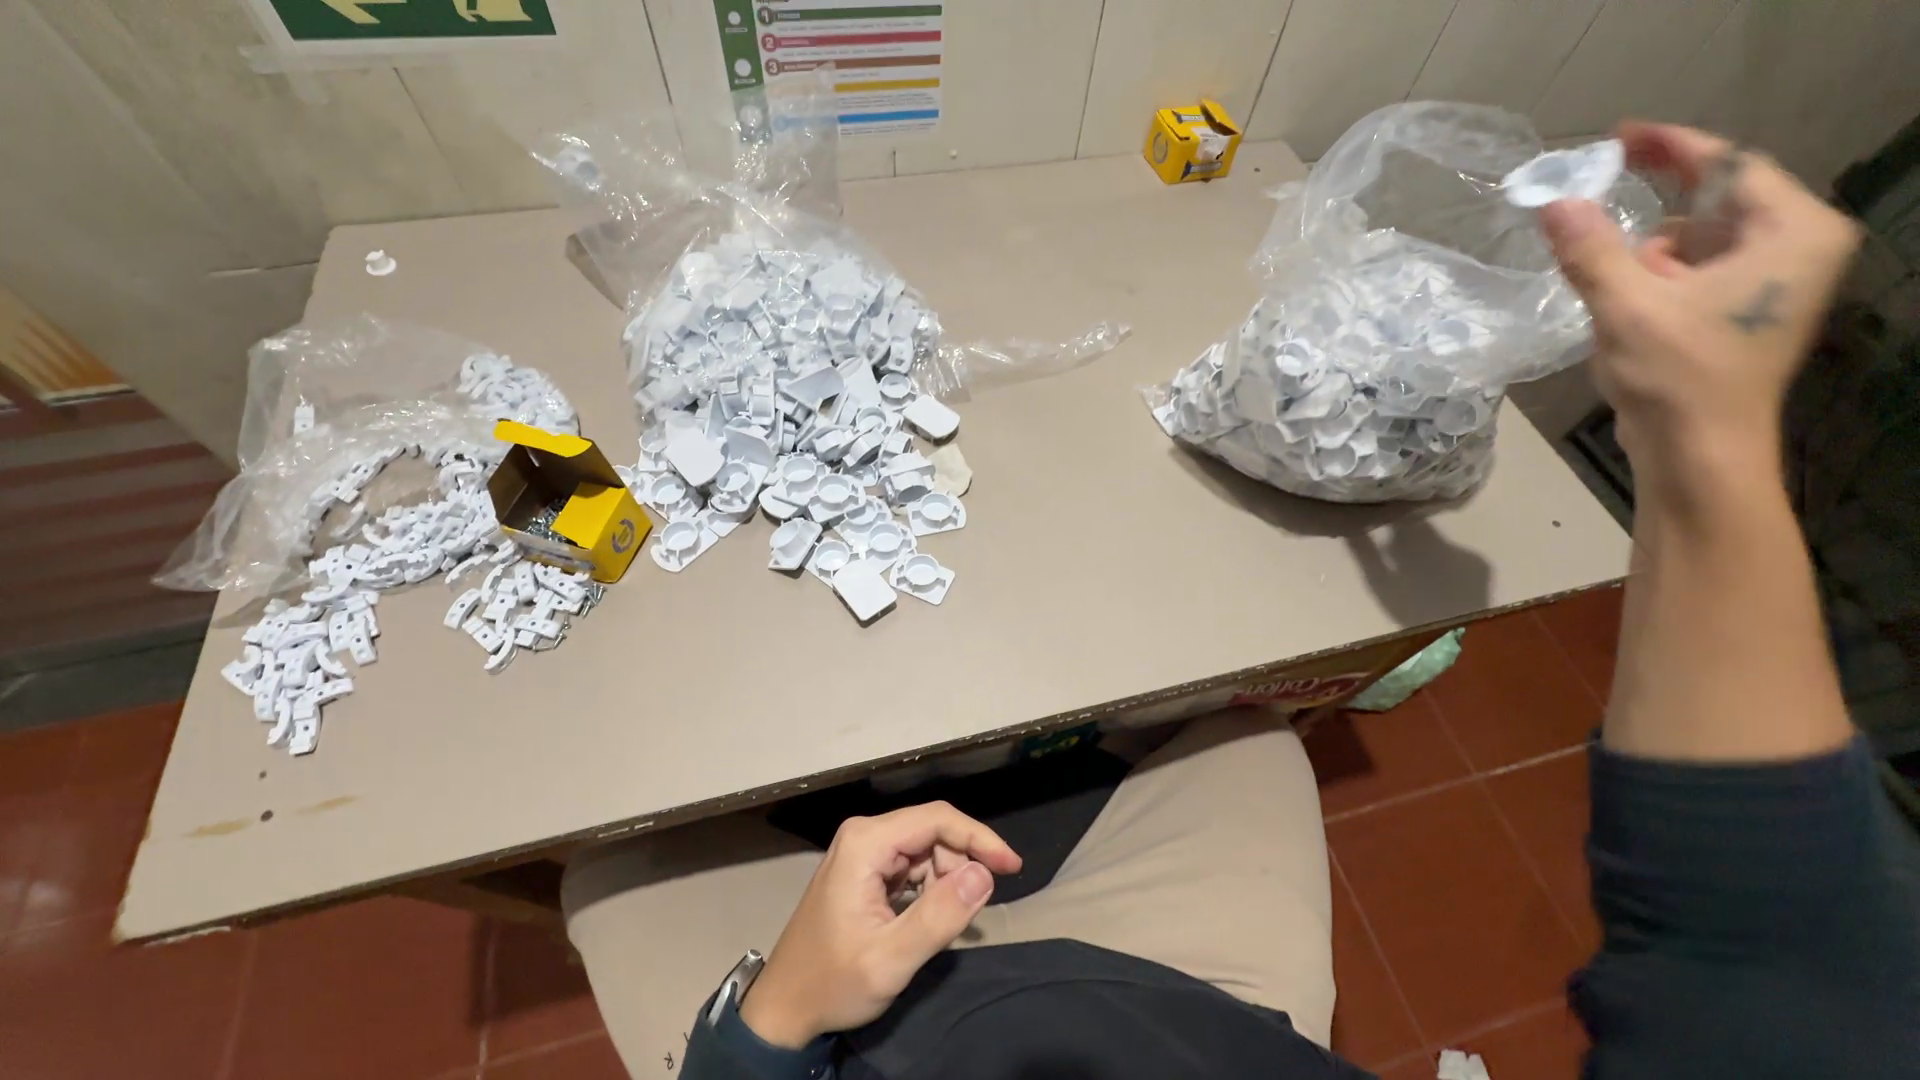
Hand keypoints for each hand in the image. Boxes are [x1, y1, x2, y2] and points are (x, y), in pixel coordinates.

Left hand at [738, 801, 1022, 1048]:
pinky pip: (913, 864)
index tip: (1013, 867)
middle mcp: (864, 835)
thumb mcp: (889, 960)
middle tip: (968, 914)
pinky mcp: (866, 868)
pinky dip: (931, 888)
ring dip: (946, 880)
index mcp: (866, 843)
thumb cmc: (832, 983)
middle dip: (961, 865)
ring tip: (939, 925)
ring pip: (927, 848)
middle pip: (934, 831)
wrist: (785, 1006)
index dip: (980, 838)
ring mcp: (863, 850)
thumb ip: (939, 917)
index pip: (937, 819)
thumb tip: (985, 875)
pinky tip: (928, 919)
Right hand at [1538, 121, 1860, 487]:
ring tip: (1621, 301)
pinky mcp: (1745, 311)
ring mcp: (1773, 283)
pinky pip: (1693, 272)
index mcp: (1793, 234)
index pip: (1731, 166)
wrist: (1699, 453)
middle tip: (1596, 233)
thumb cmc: (1680, 377)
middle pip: (1711, 206)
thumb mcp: (1628, 307)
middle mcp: (1796, 249)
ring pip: (1694, 243)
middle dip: (1650, 225)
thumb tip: (1554, 203)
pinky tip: (1630, 312)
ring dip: (1647, 261)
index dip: (1670, 148)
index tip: (1617, 138)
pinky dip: (1654, 281)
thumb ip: (1591, 251)